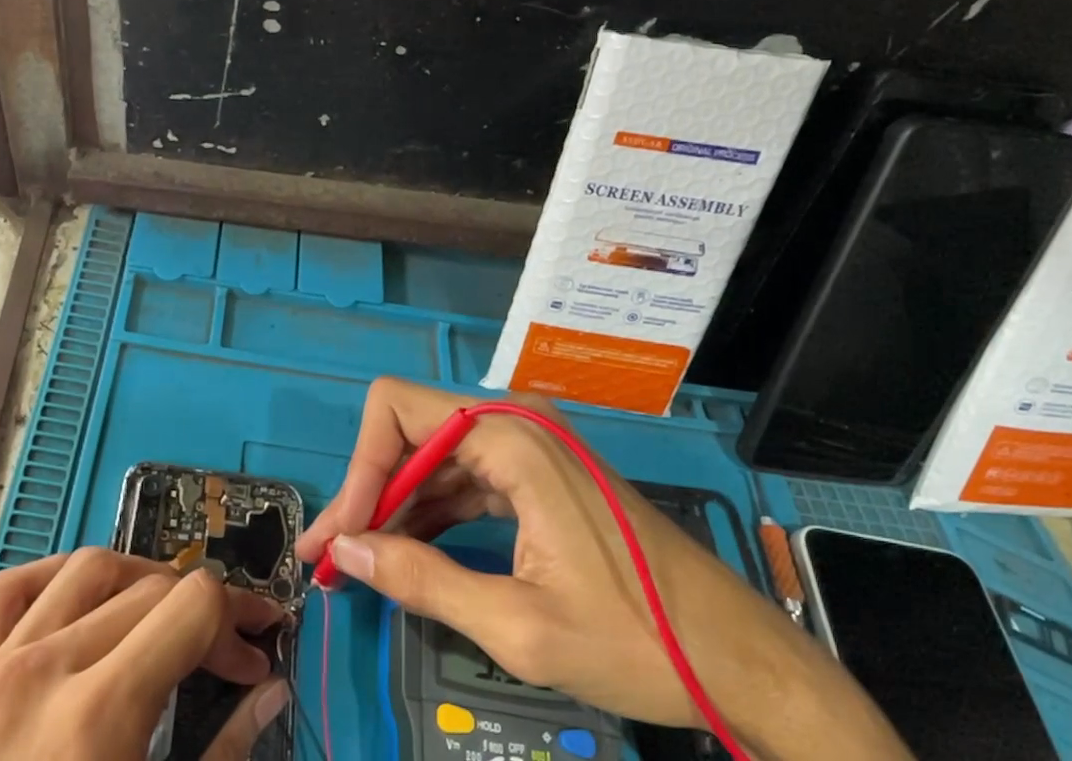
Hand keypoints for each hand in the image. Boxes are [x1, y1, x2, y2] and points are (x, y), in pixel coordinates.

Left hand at [0, 548, 291, 760]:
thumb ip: (226, 750)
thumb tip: (269, 690)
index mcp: (100, 712)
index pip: (191, 606)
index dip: (238, 620)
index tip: (252, 660)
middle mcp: (47, 670)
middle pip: (150, 587)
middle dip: (204, 612)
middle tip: (225, 656)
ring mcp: (0, 666)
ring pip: (87, 568)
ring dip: (139, 579)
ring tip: (165, 616)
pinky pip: (9, 588)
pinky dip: (54, 577)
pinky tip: (84, 598)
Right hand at [296, 379, 814, 730]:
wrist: (739, 660)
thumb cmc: (635, 640)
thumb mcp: (517, 625)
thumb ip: (420, 580)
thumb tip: (344, 550)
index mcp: (512, 440)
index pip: (396, 411)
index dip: (358, 471)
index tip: (341, 538)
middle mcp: (518, 425)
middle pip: (410, 434)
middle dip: (367, 495)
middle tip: (332, 558)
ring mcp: (533, 449)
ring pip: (433, 459)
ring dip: (393, 509)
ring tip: (356, 565)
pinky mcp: (542, 477)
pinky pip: (465, 480)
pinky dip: (430, 516)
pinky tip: (407, 556)